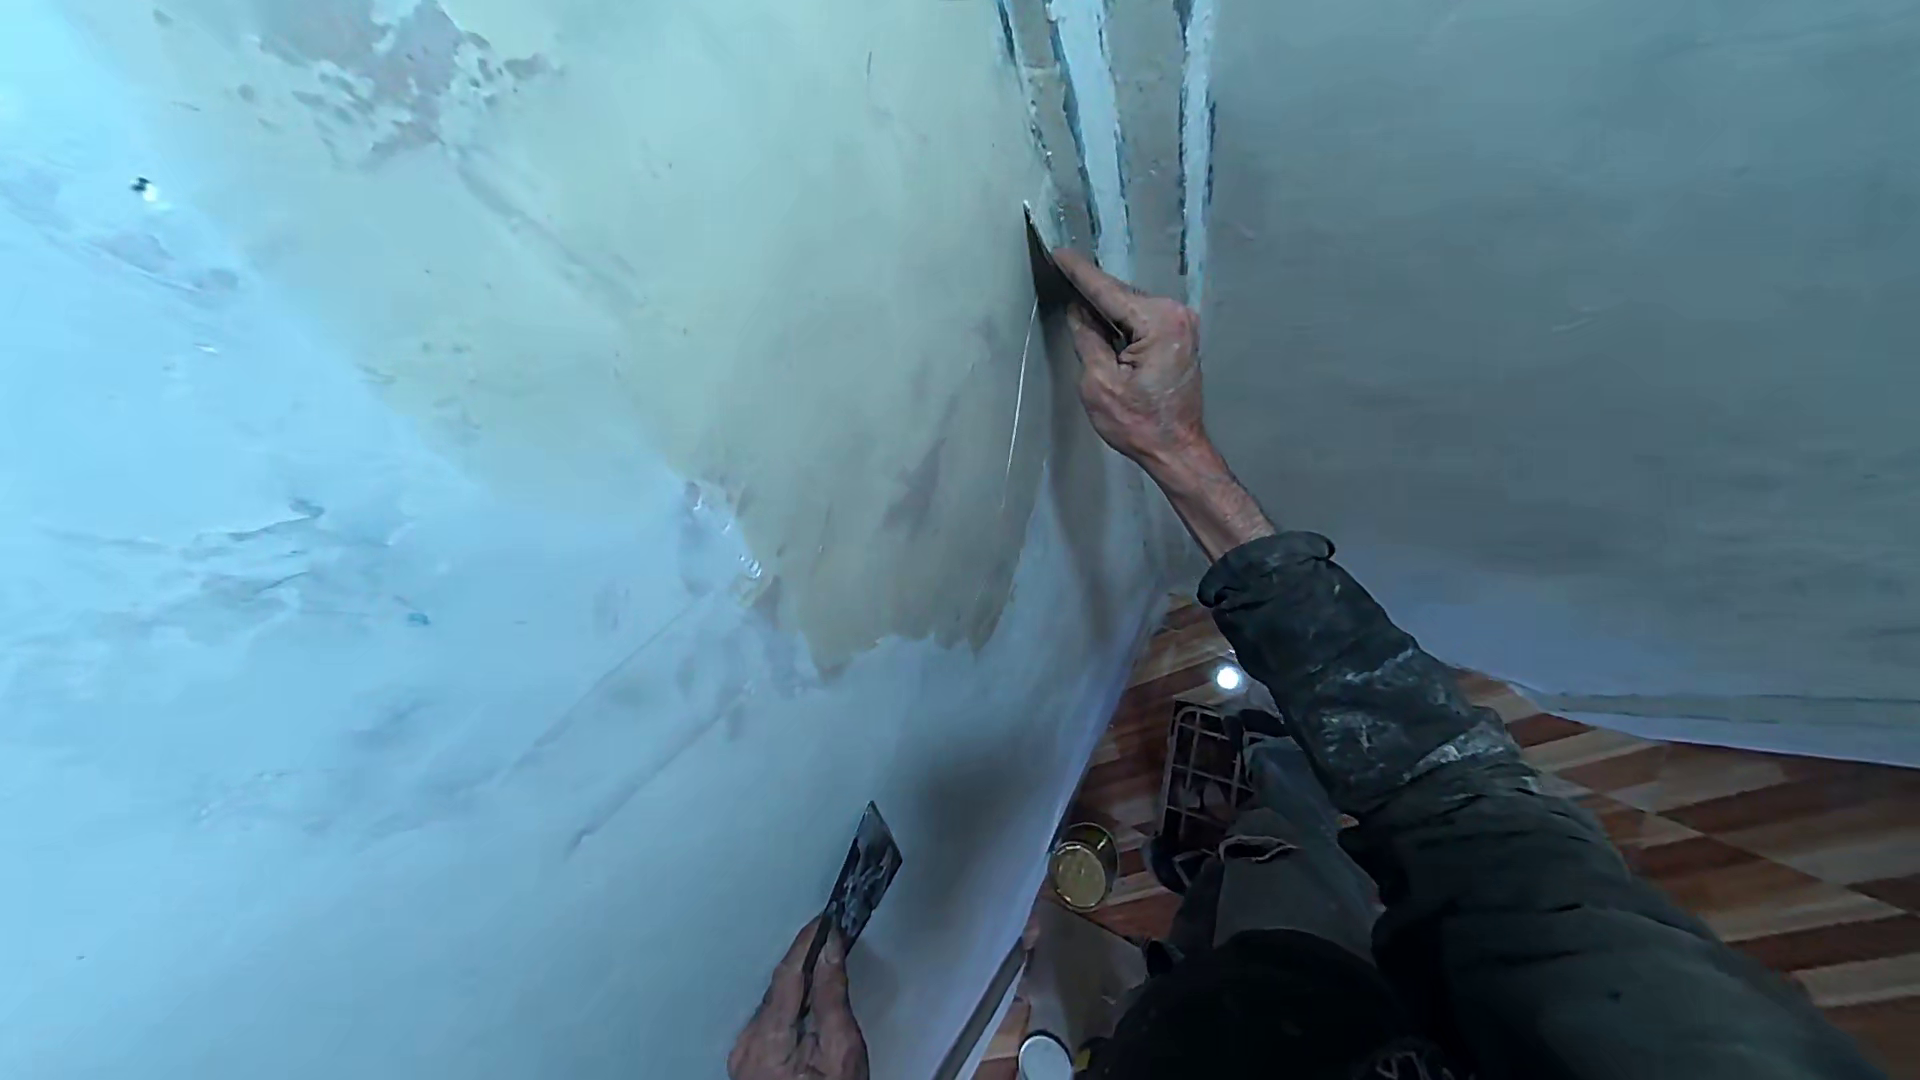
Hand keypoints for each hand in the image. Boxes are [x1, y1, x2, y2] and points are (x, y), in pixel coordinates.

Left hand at [729, 918, 869, 1079]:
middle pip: (780, 986)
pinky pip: (771, 1018)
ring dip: (800, 982)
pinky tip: (811, 999)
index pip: (788, 974)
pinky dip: (792, 1002)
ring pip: (776, 1000)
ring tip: (827, 966)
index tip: (826, 919)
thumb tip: (830, 949)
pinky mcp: (747, 1064)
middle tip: (834, 938)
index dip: (807, 941)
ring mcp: (743, 1058)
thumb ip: (833, 996)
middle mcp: (746, 1048)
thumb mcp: (843, 1053)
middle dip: (807, 961)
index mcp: (767, 1045)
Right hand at [1053, 248, 1275, 560]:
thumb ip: (1088, 340)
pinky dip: (1120, 320)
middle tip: (1060, 273)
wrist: (1177, 449)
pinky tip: (1100, 320)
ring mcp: (1182, 325)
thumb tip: (1078, 312)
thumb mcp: (1100, 383)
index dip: (1079, 274)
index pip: (1108, 291)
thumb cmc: (1138, 424)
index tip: (1059, 253)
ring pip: (1131, 307)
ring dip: (1104, 306)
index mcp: (1158, 321)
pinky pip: (1141, 320)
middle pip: (1122, 296)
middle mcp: (1176, 314)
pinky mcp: (1179, 338)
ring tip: (1074, 297)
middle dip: (1091, 289)